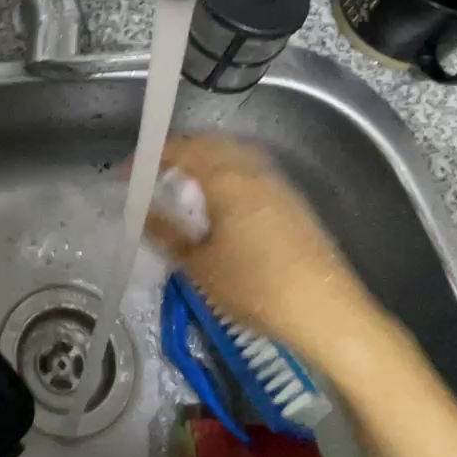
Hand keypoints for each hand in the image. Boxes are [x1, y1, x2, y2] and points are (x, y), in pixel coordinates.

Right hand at [145, 134, 383, 364]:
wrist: (328, 312)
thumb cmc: (257, 288)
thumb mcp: (200, 266)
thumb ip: (168, 235)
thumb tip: (143, 214)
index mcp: (226, 177)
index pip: (181, 148)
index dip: (151, 156)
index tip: (129, 173)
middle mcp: (253, 170)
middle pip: (210, 143)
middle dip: (179, 153)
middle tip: (156, 175)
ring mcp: (277, 183)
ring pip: (234, 155)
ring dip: (206, 162)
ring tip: (186, 188)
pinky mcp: (293, 201)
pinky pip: (251, 172)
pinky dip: (228, 175)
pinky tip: (222, 206)